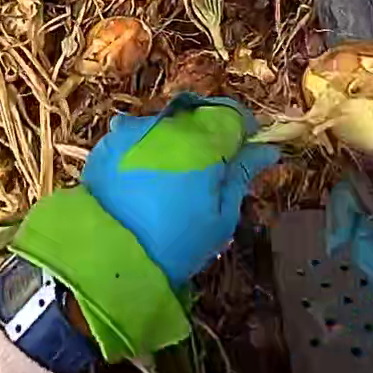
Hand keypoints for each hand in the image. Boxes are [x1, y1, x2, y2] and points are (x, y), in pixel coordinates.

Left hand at [82, 94, 279, 282]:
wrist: (106, 258)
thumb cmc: (176, 243)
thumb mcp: (221, 217)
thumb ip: (242, 174)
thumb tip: (266, 149)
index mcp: (204, 139)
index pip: (234, 115)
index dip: (245, 131)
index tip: (246, 153)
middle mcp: (172, 122)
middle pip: (203, 114)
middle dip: (213, 134)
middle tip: (212, 171)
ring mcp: (139, 128)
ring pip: (172, 120)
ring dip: (181, 138)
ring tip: (177, 175)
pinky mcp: (113, 140)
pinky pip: (140, 130)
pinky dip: (150, 143)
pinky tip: (149, 171)